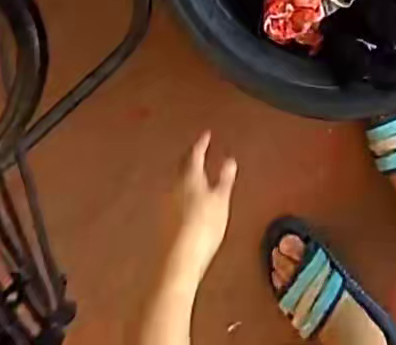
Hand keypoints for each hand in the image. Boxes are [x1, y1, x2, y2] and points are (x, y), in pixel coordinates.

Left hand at [164, 130, 236, 286]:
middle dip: (191, 156)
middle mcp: (175, 186)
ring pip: (178, 179)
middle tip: (199, 149)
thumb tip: (229, 161)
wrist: (180, 261)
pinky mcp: (166, 219)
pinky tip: (188, 196)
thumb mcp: (221, 199)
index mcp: (189, 176)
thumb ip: (225, 178)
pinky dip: (183, 188)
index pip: (195, 153)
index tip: (206, 135)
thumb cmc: (203, 226)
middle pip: (183, 165)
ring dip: (187, 172)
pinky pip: (175, 194)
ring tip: (196, 171)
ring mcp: (168, 203)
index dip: (202, 143)